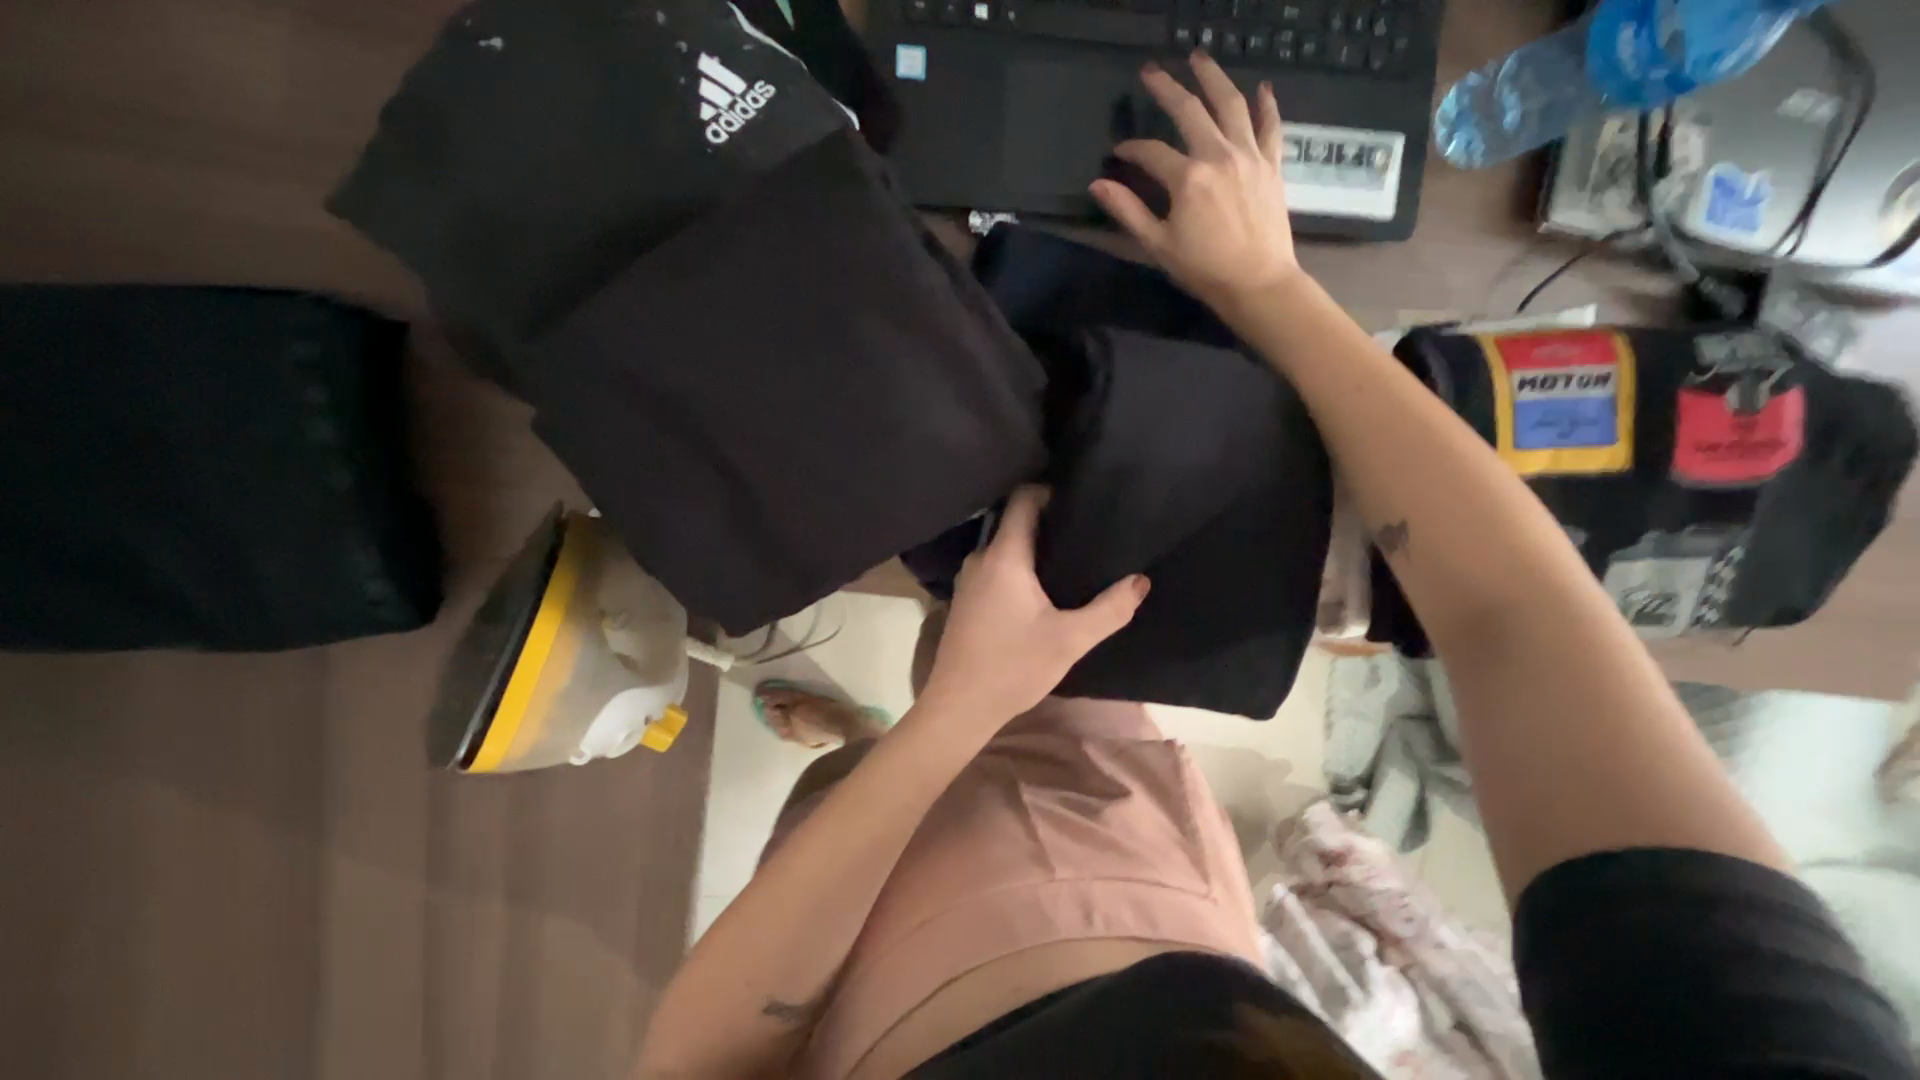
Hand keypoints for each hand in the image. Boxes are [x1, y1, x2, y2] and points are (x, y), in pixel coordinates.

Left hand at [920, 486, 1150, 723]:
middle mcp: (981, 558)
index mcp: (1004, 556)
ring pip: (1004, 547)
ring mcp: (968, 580)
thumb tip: (1140, 581)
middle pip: (1014, 522)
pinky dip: (1018, 568)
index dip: (1049, 491)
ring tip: (1070, 557)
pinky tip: (1041, 588)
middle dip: (1048, 521)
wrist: (959, 706)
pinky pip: (995, 568)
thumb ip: (1109, 609)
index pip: (1022, 500)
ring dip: (1033, 547)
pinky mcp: (966, 600)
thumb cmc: (1013, 667)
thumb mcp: (1070, 640)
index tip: (1079, 499)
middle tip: (1085, 529)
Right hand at [1090, 52, 1302, 309]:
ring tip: (1200, 58)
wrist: (1258, 283)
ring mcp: (1249, 156)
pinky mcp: (1272, 165)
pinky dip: (1266, 105)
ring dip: (1214, 78)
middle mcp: (1218, 156)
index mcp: (1187, 178)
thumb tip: (1097, 185)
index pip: (1151, 152)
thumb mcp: (1158, 244)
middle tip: (1151, 72)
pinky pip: (1270, 126)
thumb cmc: (1203, 269)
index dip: (1131, 150)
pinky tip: (1261, 88)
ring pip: (1231, 105)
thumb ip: (1128, 211)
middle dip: (1167, 89)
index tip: (1118, 153)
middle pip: (1189, 111)